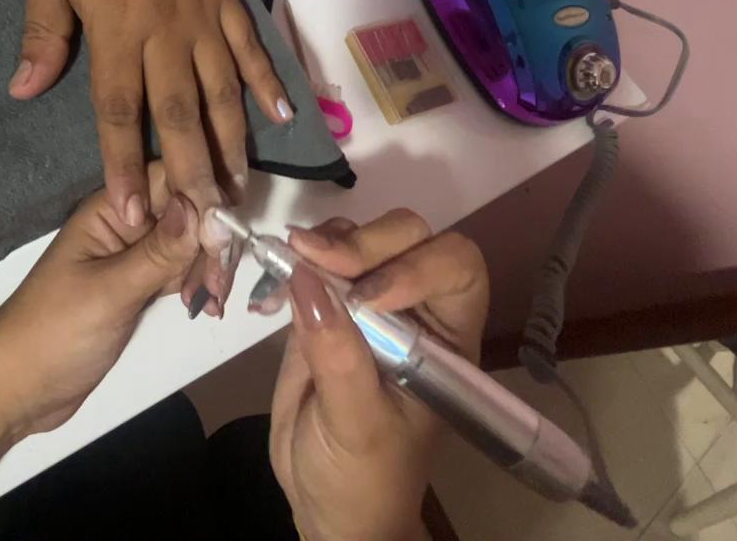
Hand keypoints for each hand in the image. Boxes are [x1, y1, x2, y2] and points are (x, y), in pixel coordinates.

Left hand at [0, 176, 200, 436]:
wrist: (19, 387)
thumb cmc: (55, 331)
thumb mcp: (110, 292)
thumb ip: (158, 253)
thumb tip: (202, 205)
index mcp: (110, 209)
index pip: (168, 179)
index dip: (203, 196)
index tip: (233, 232)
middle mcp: (125, 223)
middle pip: (184, 211)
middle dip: (211, 240)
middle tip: (222, 282)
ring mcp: (131, 255)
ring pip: (186, 244)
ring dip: (207, 266)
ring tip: (215, 300)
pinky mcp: (136, 285)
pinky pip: (177, 272)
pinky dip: (196, 285)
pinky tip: (208, 306)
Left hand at [11, 0, 289, 314]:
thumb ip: (43, 33)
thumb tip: (25, 92)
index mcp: (116, 27)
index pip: (117, 110)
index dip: (124, 164)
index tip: (133, 213)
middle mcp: (166, 30)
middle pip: (179, 112)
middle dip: (190, 170)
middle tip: (204, 221)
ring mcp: (204, 14)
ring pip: (222, 89)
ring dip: (232, 141)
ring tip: (242, 187)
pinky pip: (251, 46)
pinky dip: (267, 82)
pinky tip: (281, 117)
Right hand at [269, 212, 489, 540]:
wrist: (325, 501)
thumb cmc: (361, 478)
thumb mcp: (356, 426)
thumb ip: (337, 355)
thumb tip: (305, 277)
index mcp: (446, 340)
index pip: (456, 270)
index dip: (416, 266)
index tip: (366, 296)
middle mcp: (414, 310)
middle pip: (409, 238)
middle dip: (363, 242)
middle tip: (310, 254)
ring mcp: (368, 301)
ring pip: (362, 236)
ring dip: (329, 239)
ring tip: (292, 256)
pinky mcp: (326, 301)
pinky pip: (320, 254)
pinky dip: (299, 251)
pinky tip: (279, 270)